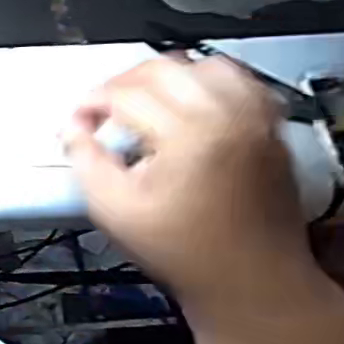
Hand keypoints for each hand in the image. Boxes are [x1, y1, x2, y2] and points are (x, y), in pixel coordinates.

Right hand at [63, 56, 324, 319]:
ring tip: (142, 102)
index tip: (77, 121)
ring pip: (203, 66)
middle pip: (162, 68)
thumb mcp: (113, 209)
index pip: (124, 93)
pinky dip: (206, 84)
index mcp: (187, 134)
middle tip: (101, 109)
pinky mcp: (271, 129)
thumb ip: (85, 160)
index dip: (90, 104)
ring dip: (165, 78)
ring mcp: (256, 120)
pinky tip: (187, 106)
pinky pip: (240, 82)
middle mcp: (228, 117)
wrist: (249, 278)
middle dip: (121, 84)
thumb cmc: (186, 251)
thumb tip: (72, 130)